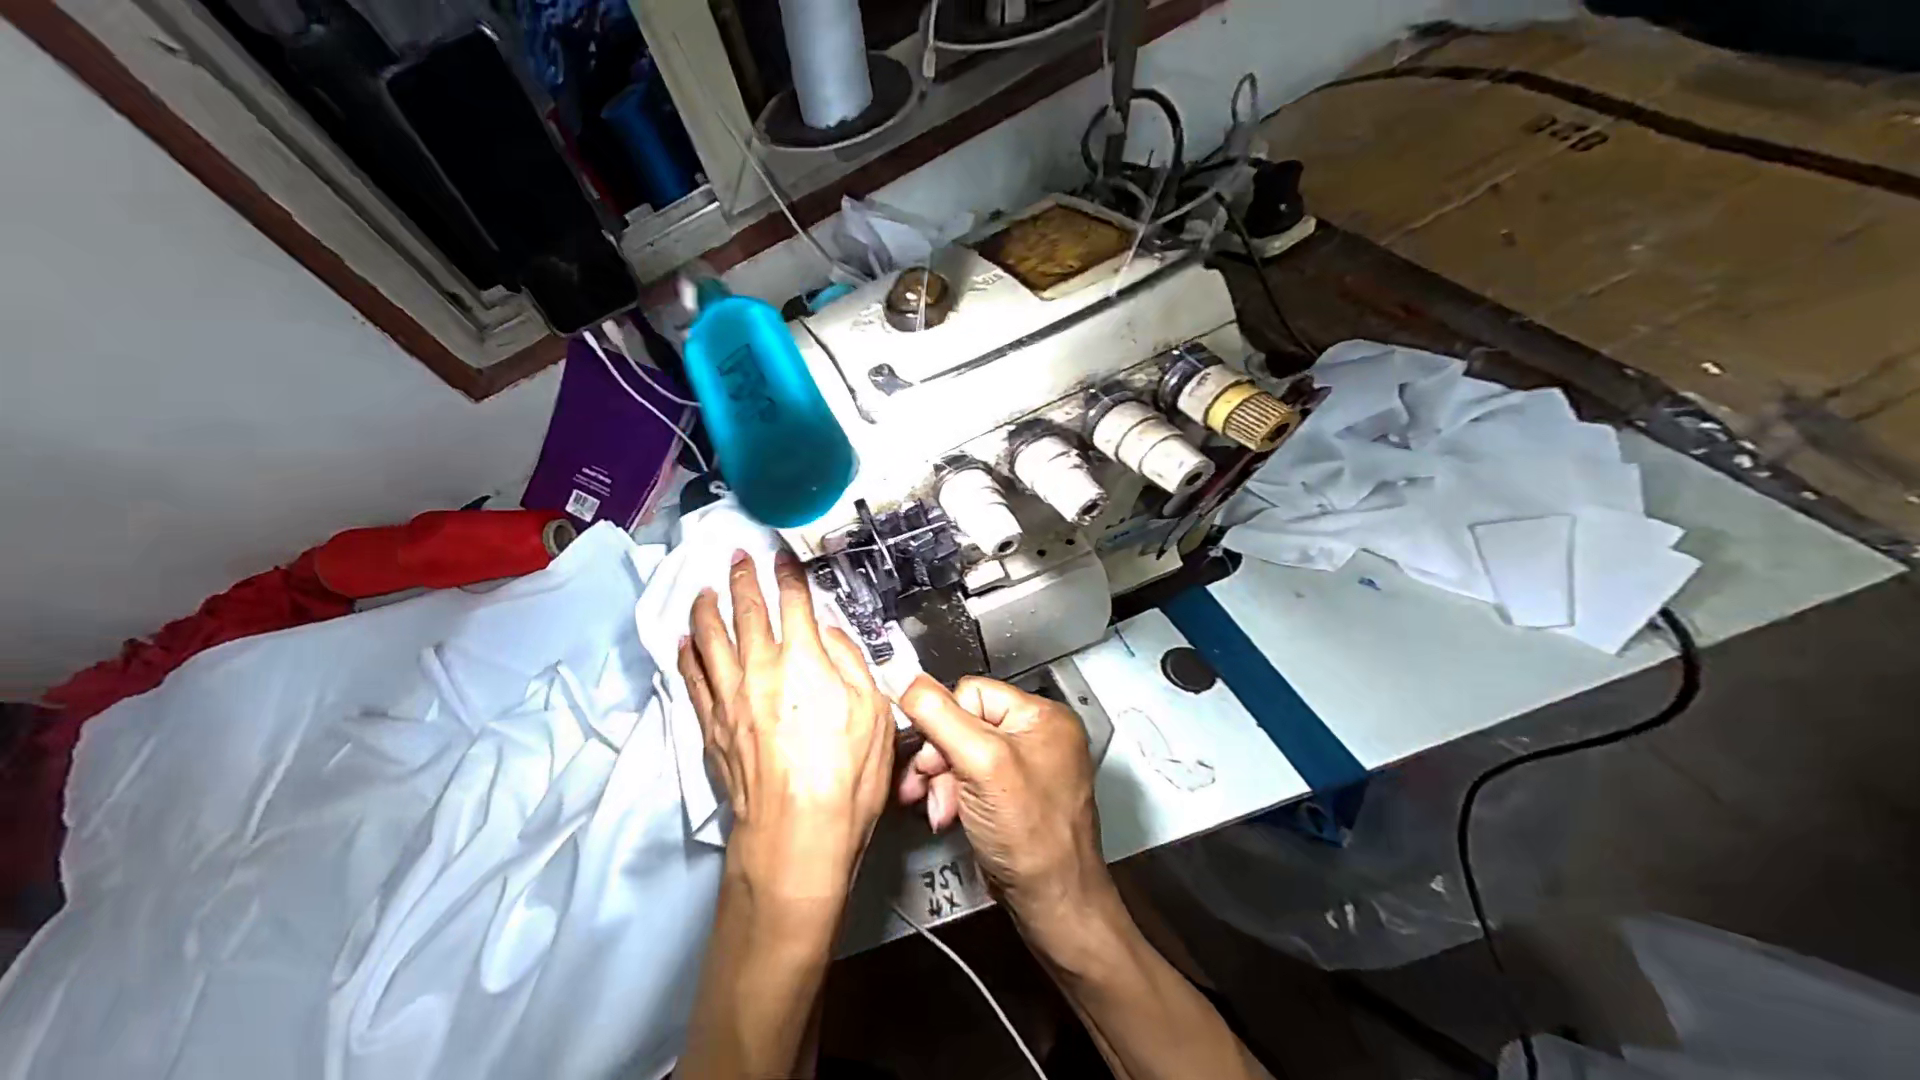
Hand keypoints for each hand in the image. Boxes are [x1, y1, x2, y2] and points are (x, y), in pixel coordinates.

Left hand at [680, 550, 894, 901]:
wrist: (795, 836)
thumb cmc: (843, 780)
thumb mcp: (873, 714)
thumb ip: (852, 665)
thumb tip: (831, 638)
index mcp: (806, 662)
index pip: (794, 604)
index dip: (789, 575)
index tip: (783, 559)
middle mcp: (762, 670)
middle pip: (748, 611)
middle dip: (744, 578)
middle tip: (738, 558)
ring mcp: (731, 698)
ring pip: (711, 638)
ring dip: (708, 607)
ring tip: (705, 589)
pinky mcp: (712, 727)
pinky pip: (693, 679)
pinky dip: (687, 654)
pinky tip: (685, 641)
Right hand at [896, 676, 1107, 920]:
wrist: (1052, 903)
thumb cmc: (1035, 839)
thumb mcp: (981, 764)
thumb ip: (942, 717)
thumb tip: (910, 682)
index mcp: (1042, 716)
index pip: (971, 692)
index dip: (944, 722)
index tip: (931, 754)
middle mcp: (1036, 735)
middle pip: (962, 723)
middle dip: (938, 757)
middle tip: (927, 783)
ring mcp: (1024, 765)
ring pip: (961, 752)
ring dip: (940, 780)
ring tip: (938, 808)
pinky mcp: (1010, 793)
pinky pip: (969, 777)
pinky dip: (951, 795)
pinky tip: (946, 815)